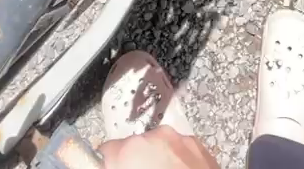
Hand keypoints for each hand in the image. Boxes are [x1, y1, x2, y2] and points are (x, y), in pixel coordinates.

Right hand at [98, 126, 218, 168]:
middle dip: (134, 164)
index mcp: (129, 151)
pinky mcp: (197, 145)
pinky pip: (178, 150)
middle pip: (133, 148)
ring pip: (157, 147)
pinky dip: (175, 162)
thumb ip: (113, 168)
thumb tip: (106, 166)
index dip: (107, 165)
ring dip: (156, 162)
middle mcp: (154, 137)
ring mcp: (178, 139)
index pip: (106, 151)